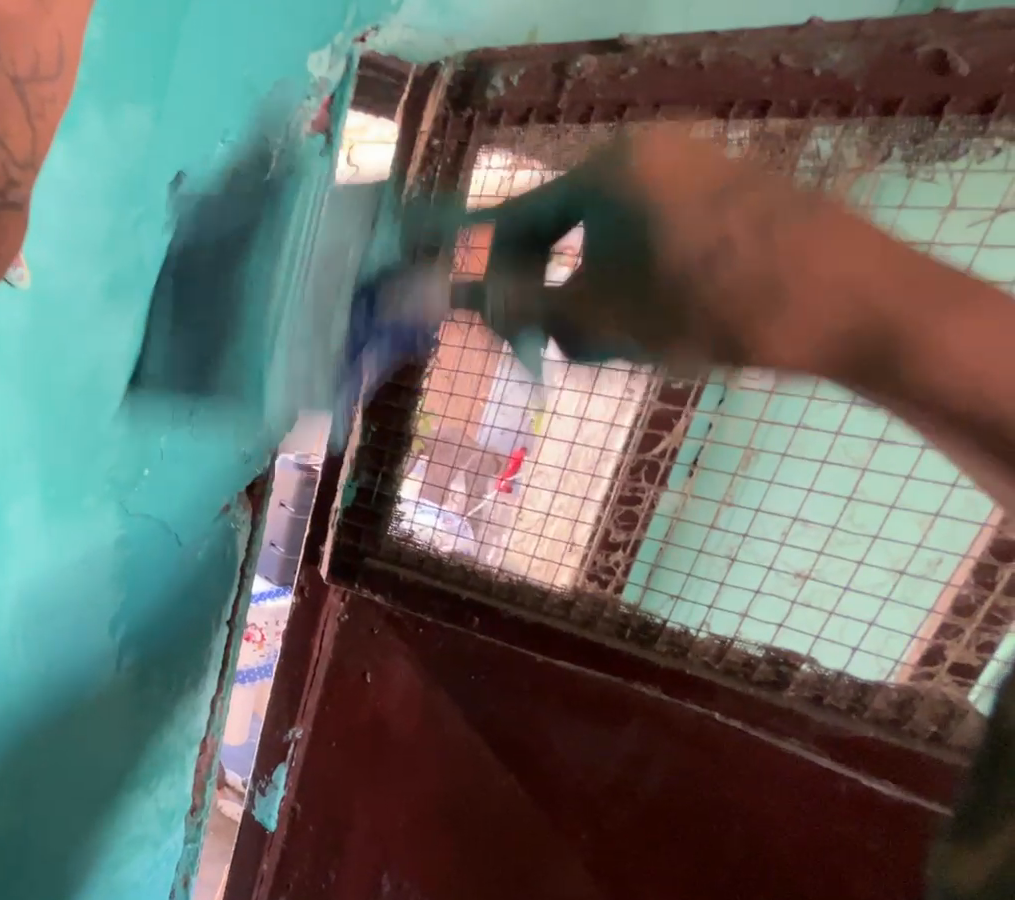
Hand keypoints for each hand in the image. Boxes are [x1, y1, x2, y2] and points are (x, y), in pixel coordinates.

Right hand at [457, 130, 878, 381]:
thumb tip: (449, 302)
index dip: (491, 284)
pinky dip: (625, 281)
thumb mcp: (591, 316)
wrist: (849, 305)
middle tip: (543, 343)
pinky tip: (642, 323)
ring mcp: (689, 170)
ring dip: (582, 295)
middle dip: (541, 292)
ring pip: (597, 240)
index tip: (496, 331)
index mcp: (603, 170)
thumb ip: (514, 306)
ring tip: (602, 344)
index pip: (511, 226)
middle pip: (554, 229)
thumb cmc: (699, 306)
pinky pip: (643, 237)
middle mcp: (643, 155)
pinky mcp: (723, 195)